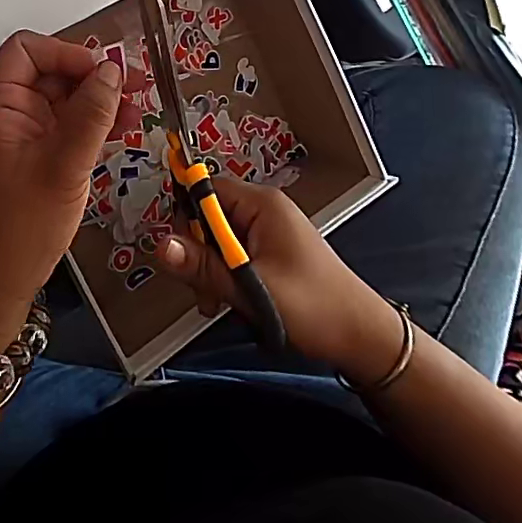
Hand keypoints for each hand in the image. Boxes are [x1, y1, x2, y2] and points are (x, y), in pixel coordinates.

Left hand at [0, 33, 126, 352]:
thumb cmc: (19, 228)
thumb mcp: (63, 166)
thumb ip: (91, 114)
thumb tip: (113, 70)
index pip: (27, 50)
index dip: (66, 54)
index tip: (102, 72)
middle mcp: (9, 112)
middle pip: (52, 72)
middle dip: (93, 76)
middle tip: (135, 85)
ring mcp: (25, 134)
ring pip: (65, 98)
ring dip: (101, 100)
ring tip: (135, 110)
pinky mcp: (39, 154)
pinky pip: (69, 124)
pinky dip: (95, 122)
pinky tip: (122, 128)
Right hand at [158, 178, 404, 381]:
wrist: (360, 335)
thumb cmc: (313, 306)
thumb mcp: (252, 288)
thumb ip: (204, 266)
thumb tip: (162, 244)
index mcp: (262, 204)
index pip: (207, 187)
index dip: (187, 214)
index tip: (181, 249)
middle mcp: (264, 209)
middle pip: (210, 215)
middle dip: (199, 251)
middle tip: (203, 288)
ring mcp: (268, 230)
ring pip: (219, 239)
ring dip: (211, 269)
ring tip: (217, 301)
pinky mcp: (271, 251)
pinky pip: (235, 253)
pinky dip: (226, 276)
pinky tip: (231, 301)